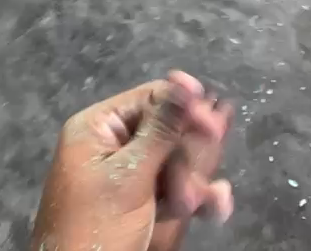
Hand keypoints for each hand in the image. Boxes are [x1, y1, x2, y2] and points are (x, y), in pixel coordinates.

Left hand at [30, 70, 234, 250]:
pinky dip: (199, 196)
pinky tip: (216, 205)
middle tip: (194, 189)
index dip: (186, 108)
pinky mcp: (146, 203)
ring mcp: (133, 176)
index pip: (152, 99)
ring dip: (196, 181)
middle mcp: (115, 145)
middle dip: (188, 158)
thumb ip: (161, 128)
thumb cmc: (94, 231)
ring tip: (196, 206)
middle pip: (170, 130)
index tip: (215, 125)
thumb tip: (185, 80)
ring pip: (180, 160)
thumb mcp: (127, 177)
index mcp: (99, 128)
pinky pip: (180, 186)